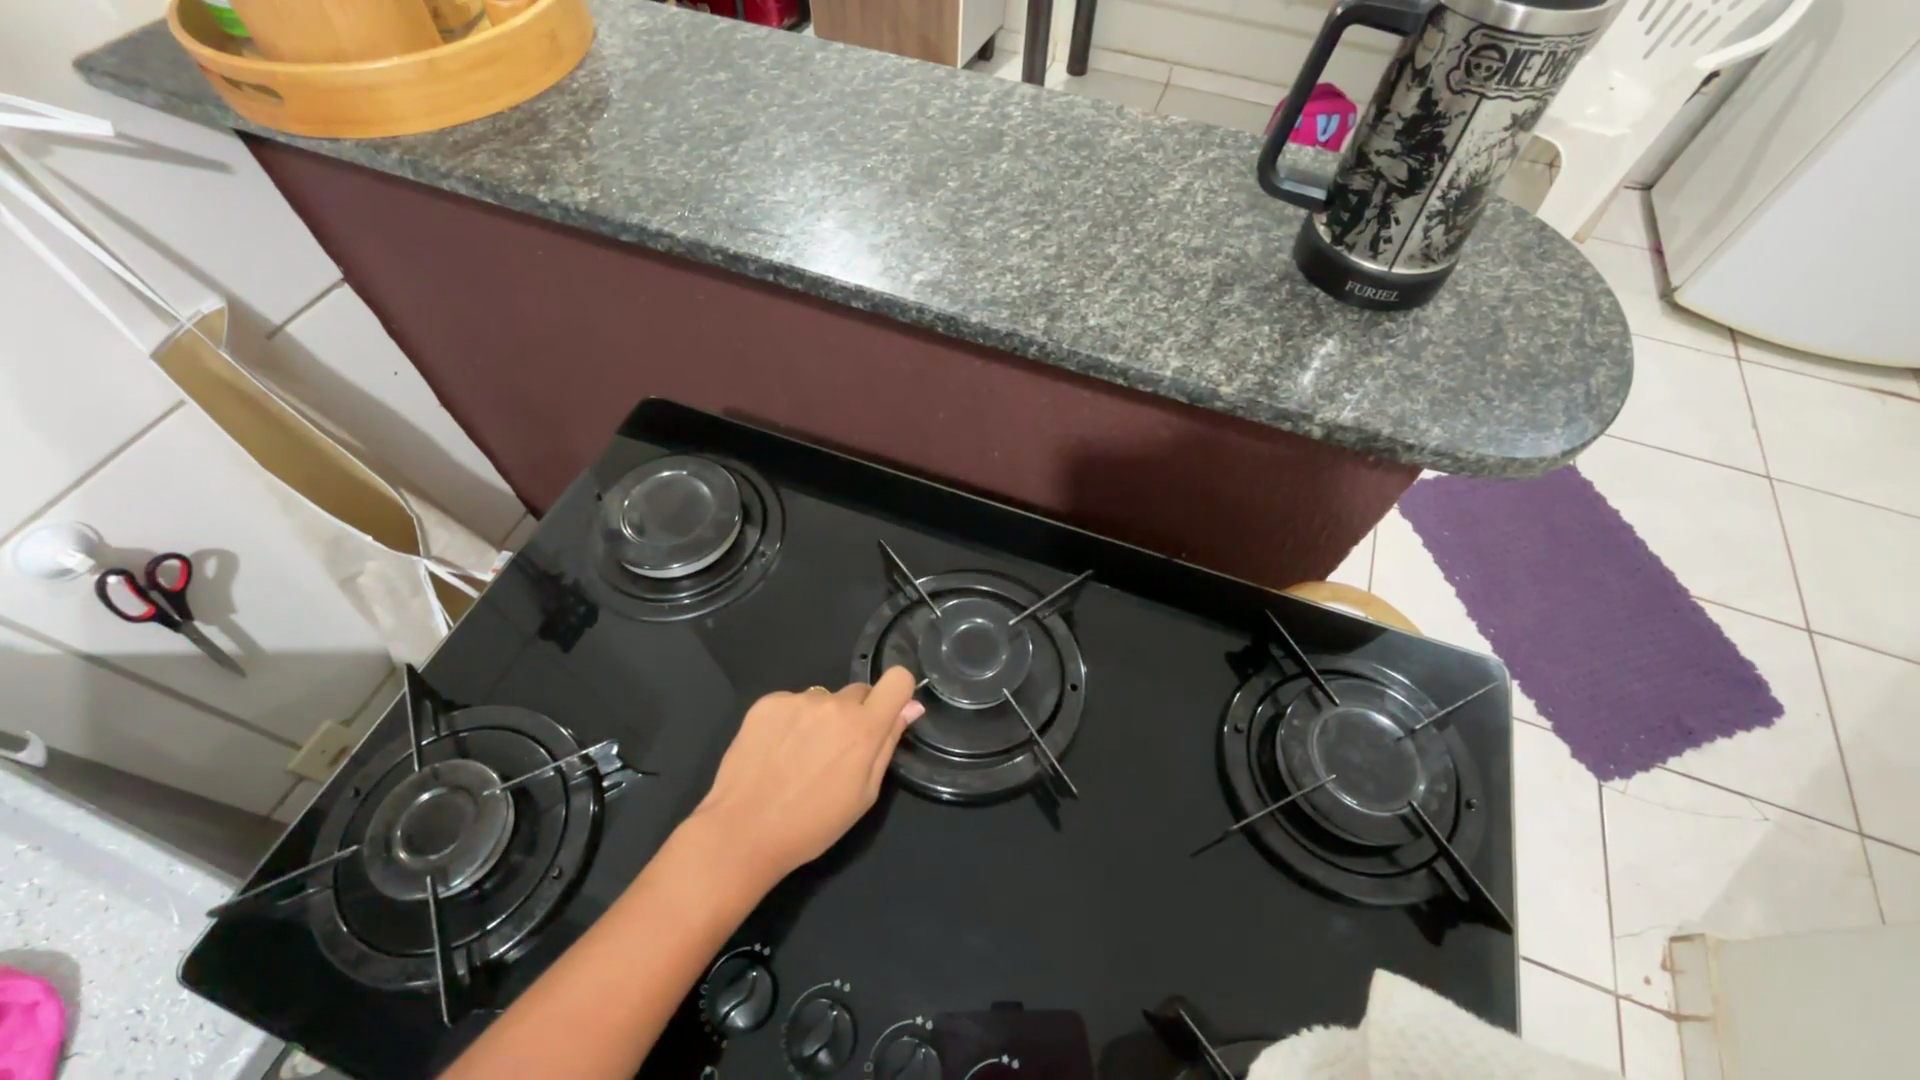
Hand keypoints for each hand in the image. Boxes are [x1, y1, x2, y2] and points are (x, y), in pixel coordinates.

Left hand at [687, 668, 923, 885]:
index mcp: (863, 728)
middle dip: (855, 716)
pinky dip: (790, 722)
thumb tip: (910, 707)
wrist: (743, 831)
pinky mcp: (766, 703)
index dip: (897, 693)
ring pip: (822, 700)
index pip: (897, 679)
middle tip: (835, 753)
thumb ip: (888, 744)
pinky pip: (792, 704)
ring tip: (798, 759)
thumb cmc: (813, 824)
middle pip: (858, 693)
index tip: (888, 712)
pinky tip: (776, 753)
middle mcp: (833, 704)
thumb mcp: (864, 794)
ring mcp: (797, 700)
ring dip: (819, 720)